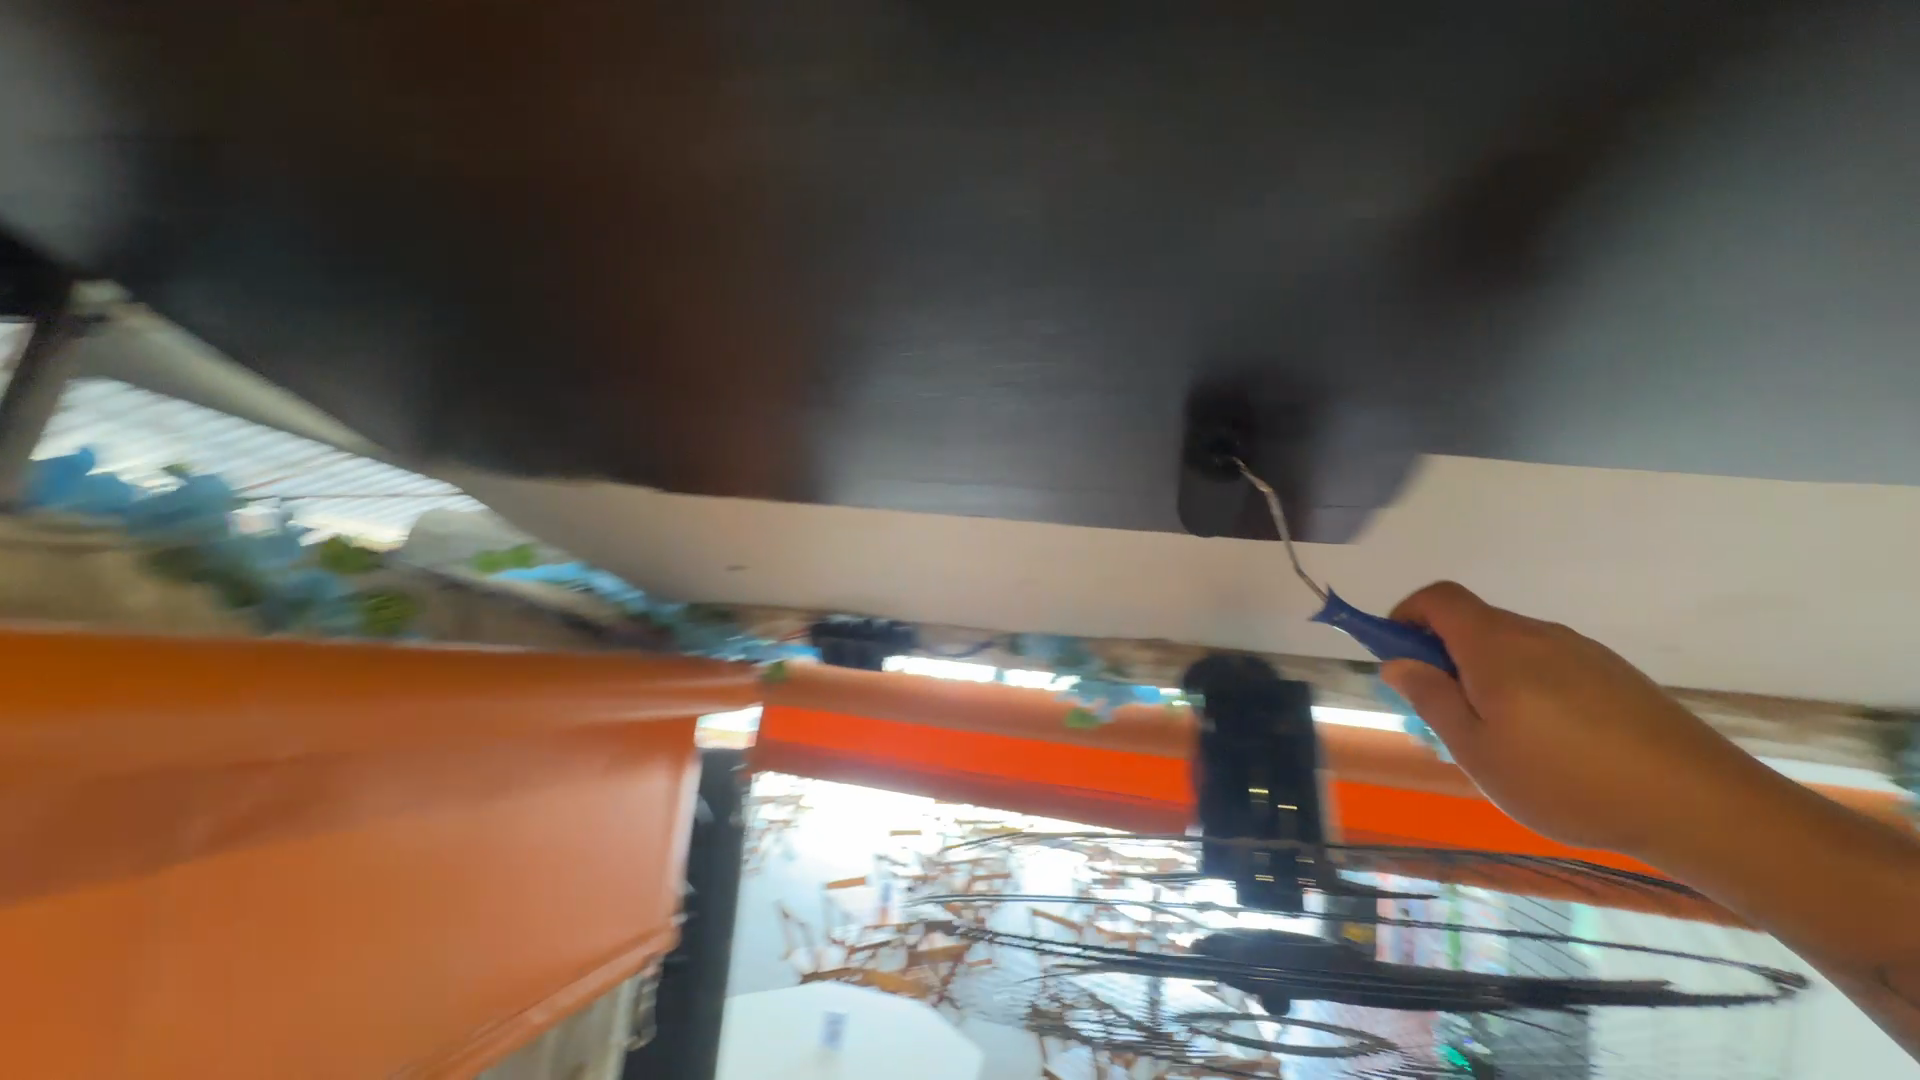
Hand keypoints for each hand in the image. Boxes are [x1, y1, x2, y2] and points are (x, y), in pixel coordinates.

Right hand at [1380, 581, 1764, 860]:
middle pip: (1473, 624)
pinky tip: (1549, 746)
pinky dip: (1527, 689)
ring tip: (1499, 742)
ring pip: (1512, 649)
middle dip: (1443, 658)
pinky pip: (1550, 667)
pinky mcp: (1616, 677)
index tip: (1397, 660)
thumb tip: (1398, 663)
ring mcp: (1582, 653)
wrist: (1700, 806)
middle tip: (1444, 718)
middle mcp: (1538, 634)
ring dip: (1485, 677)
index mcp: (1496, 645)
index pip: (1437, 598)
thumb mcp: (1477, 751)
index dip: (1405, 616)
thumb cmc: (1566, 780)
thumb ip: (1432, 699)